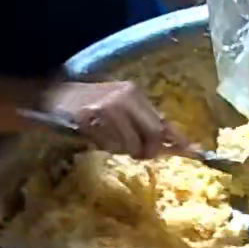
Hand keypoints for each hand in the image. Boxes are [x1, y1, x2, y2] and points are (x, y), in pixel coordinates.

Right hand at [42, 80, 188, 158]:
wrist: (51, 99)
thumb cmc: (89, 109)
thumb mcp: (121, 112)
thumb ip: (145, 126)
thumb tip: (176, 145)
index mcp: (135, 94)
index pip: (163, 122)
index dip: (180, 140)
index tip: (197, 153)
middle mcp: (126, 96)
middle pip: (154, 136)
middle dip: (147, 151)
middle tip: (134, 152)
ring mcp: (109, 106)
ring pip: (132, 145)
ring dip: (121, 149)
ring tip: (107, 138)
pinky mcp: (93, 116)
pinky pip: (111, 145)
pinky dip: (105, 147)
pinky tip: (94, 135)